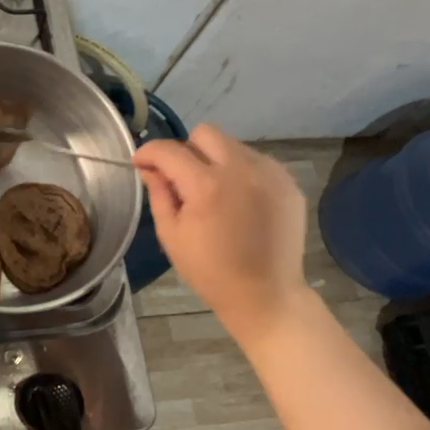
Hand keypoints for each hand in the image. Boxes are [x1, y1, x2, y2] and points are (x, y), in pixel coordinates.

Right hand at [135, 125, 309, 329]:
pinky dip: (242, 172)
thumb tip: (149, 168)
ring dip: (216, 160)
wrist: (266, 296)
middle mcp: (242, 170)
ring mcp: (270, 174)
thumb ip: (159, 194)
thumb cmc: (210, 272)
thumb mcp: (171, 236)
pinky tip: (240, 200)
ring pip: (233, 145)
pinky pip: (257, 161)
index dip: (148, 153)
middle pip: (206, 133)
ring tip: (215, 192)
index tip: (141, 163)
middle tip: (182, 178)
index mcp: (207, 186)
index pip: (170, 151)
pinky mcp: (288, 183)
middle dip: (187, 150)